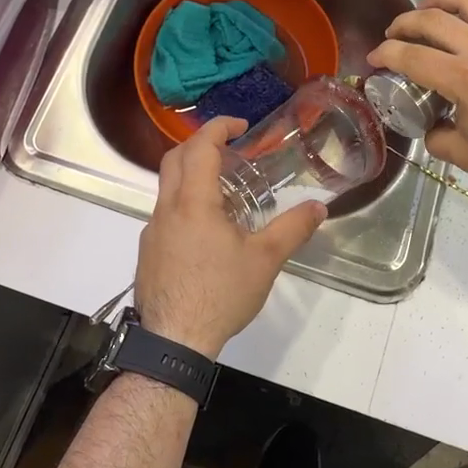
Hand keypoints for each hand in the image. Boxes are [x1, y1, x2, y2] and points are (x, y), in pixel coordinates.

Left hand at [136, 118, 327, 357]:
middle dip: (200, 143)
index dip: (218, 128)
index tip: (240, 126)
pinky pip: (164, 213)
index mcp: (193, 202)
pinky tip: (207, 230)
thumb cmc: (220, 294)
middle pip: (174, 158)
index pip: (200, 147)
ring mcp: (152, 231)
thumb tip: (319, 208)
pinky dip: (184, 202)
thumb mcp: (265, 260)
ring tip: (224, 190)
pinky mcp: (148, 252)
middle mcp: (167, 209)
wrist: (173, 342)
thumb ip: (293, 229)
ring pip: (167, 187)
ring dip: (191, 174)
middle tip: (229, 148)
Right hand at [367, 0, 467, 182]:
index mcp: (464, 78)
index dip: (385, 55)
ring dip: (437, 0)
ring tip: (426, 10)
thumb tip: (429, 125)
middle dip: (403, 23)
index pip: (410, 55)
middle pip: (431, 18)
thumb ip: (437, 138)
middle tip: (393, 35)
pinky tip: (466, 28)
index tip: (374, 60)